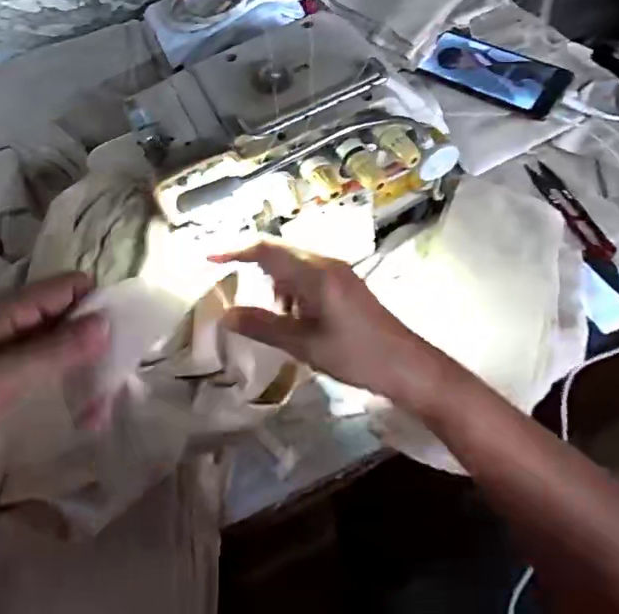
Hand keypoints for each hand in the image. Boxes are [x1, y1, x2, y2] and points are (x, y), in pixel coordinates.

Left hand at [0, 271, 108, 502]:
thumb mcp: (7, 377)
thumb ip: (59, 348)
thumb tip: (107, 320)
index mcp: (7, 307)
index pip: (67, 286)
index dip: (98, 303)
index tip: (128, 335)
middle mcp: (8, 321)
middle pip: (66, 315)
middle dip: (95, 344)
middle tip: (118, 384)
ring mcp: (3, 353)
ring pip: (58, 348)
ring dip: (83, 373)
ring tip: (100, 415)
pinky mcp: (1, 383)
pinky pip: (45, 373)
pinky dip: (66, 388)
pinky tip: (82, 419)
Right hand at [215, 242, 459, 414]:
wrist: (410, 367)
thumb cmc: (357, 356)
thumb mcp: (304, 345)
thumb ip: (263, 326)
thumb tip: (225, 315)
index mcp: (314, 273)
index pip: (266, 250)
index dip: (234, 250)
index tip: (208, 256)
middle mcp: (325, 263)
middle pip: (278, 251)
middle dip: (252, 264)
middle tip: (229, 281)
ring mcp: (337, 271)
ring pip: (292, 263)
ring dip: (275, 281)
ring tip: (272, 315)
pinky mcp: (344, 283)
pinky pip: (307, 274)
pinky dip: (291, 289)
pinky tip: (295, 317)